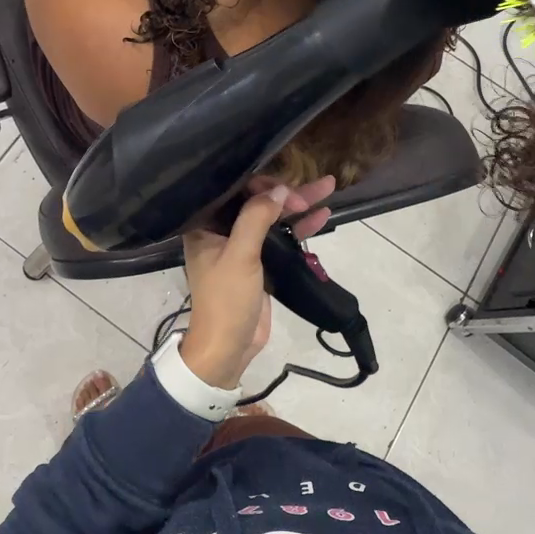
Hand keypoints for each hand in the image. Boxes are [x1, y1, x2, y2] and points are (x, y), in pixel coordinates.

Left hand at [180, 176, 334, 388]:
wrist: (228, 348)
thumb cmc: (225, 299)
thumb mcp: (240, 255)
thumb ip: (256, 218)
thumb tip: (280, 190)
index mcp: (205, 225)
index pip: (234, 191)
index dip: (264, 185)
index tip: (290, 191)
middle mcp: (221, 230)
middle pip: (257, 201)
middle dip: (287, 193)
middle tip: (318, 188)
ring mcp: (241, 246)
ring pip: (272, 217)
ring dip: (298, 206)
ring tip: (328, 187)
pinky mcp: (259, 261)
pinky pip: (279, 236)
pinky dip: (299, 227)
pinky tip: (321, 215)